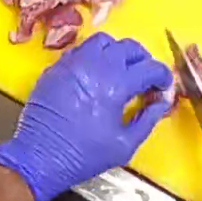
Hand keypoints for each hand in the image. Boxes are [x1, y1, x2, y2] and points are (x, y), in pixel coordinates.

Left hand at [0, 33, 174, 200]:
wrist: (39, 158)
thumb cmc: (82, 155)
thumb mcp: (124, 145)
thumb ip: (147, 120)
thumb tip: (161, 103)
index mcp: (116, 84)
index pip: (150, 67)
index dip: (162, 77)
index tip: (162, 88)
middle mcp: (95, 66)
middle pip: (128, 47)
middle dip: (142, 60)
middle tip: (143, 78)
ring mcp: (72, 64)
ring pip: (102, 42)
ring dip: (116, 52)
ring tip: (119, 71)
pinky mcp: (55, 69)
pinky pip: (79, 51)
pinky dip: (93, 57)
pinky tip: (95, 75)